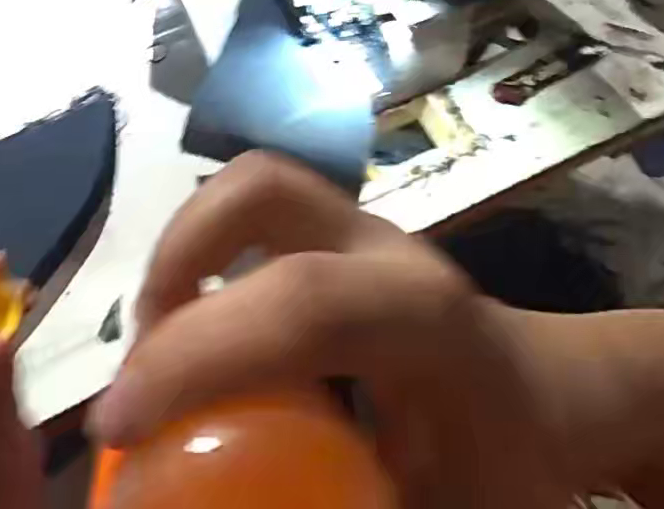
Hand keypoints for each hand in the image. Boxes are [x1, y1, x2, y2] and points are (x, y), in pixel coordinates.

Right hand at [86, 152, 576, 508]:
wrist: (546, 390)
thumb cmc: (504, 458)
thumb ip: (332, 505)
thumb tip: (187, 501)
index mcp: (422, 314)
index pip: (305, 303)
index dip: (201, 353)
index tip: (117, 427)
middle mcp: (382, 246)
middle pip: (262, 188)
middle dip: (180, 253)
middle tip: (145, 350)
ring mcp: (356, 226)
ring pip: (249, 187)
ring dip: (183, 249)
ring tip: (162, 339)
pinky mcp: (334, 231)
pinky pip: (252, 215)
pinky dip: (203, 255)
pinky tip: (203, 329)